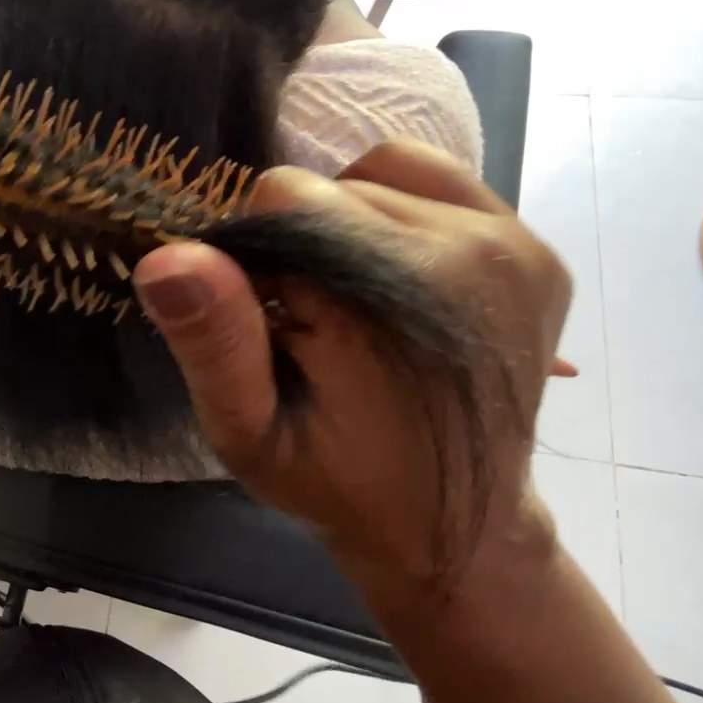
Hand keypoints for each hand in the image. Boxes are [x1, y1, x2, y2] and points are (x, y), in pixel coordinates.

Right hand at [134, 141, 572, 596]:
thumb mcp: (247, 432)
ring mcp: (515, 244)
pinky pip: (428, 180)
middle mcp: (469, 253)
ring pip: (373, 174)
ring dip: (333, 224)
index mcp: (391, 301)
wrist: (454, 528)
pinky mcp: (535, 246)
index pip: (277, 206)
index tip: (261, 324)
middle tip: (299, 324)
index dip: (244, 257)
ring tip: (337, 300)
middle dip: (289, 243)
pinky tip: (379, 274)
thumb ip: (213, 344)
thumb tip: (167, 256)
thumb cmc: (335, 485)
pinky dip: (384, 210)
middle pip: (325, 187)